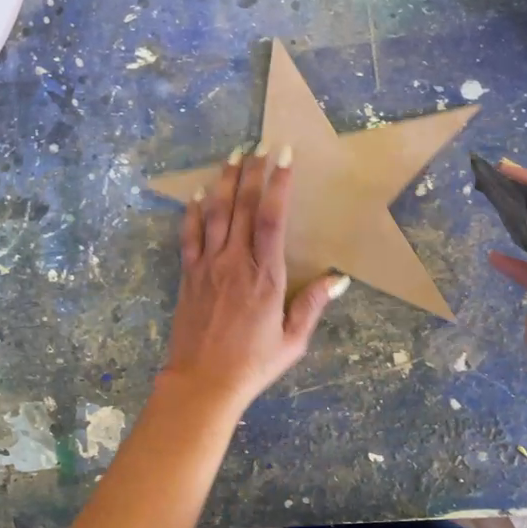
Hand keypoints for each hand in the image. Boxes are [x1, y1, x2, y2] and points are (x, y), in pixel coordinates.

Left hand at [159, 146, 346, 414]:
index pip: (272, 218)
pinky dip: (194, 212)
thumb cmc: (252, 365)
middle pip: (243, 206)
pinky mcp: (188, 276)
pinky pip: (190, 236)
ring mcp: (207, 266)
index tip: (285, 157)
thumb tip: (338, 279)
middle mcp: (235, 262)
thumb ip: (312, 305)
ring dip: (224, 181)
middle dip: (253, 171)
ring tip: (232, 155)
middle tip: (260, 145)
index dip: (278, 183)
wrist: (202, 383)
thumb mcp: (292, 341)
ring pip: (215, 213)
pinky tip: (199, 195)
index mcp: (265, 276)